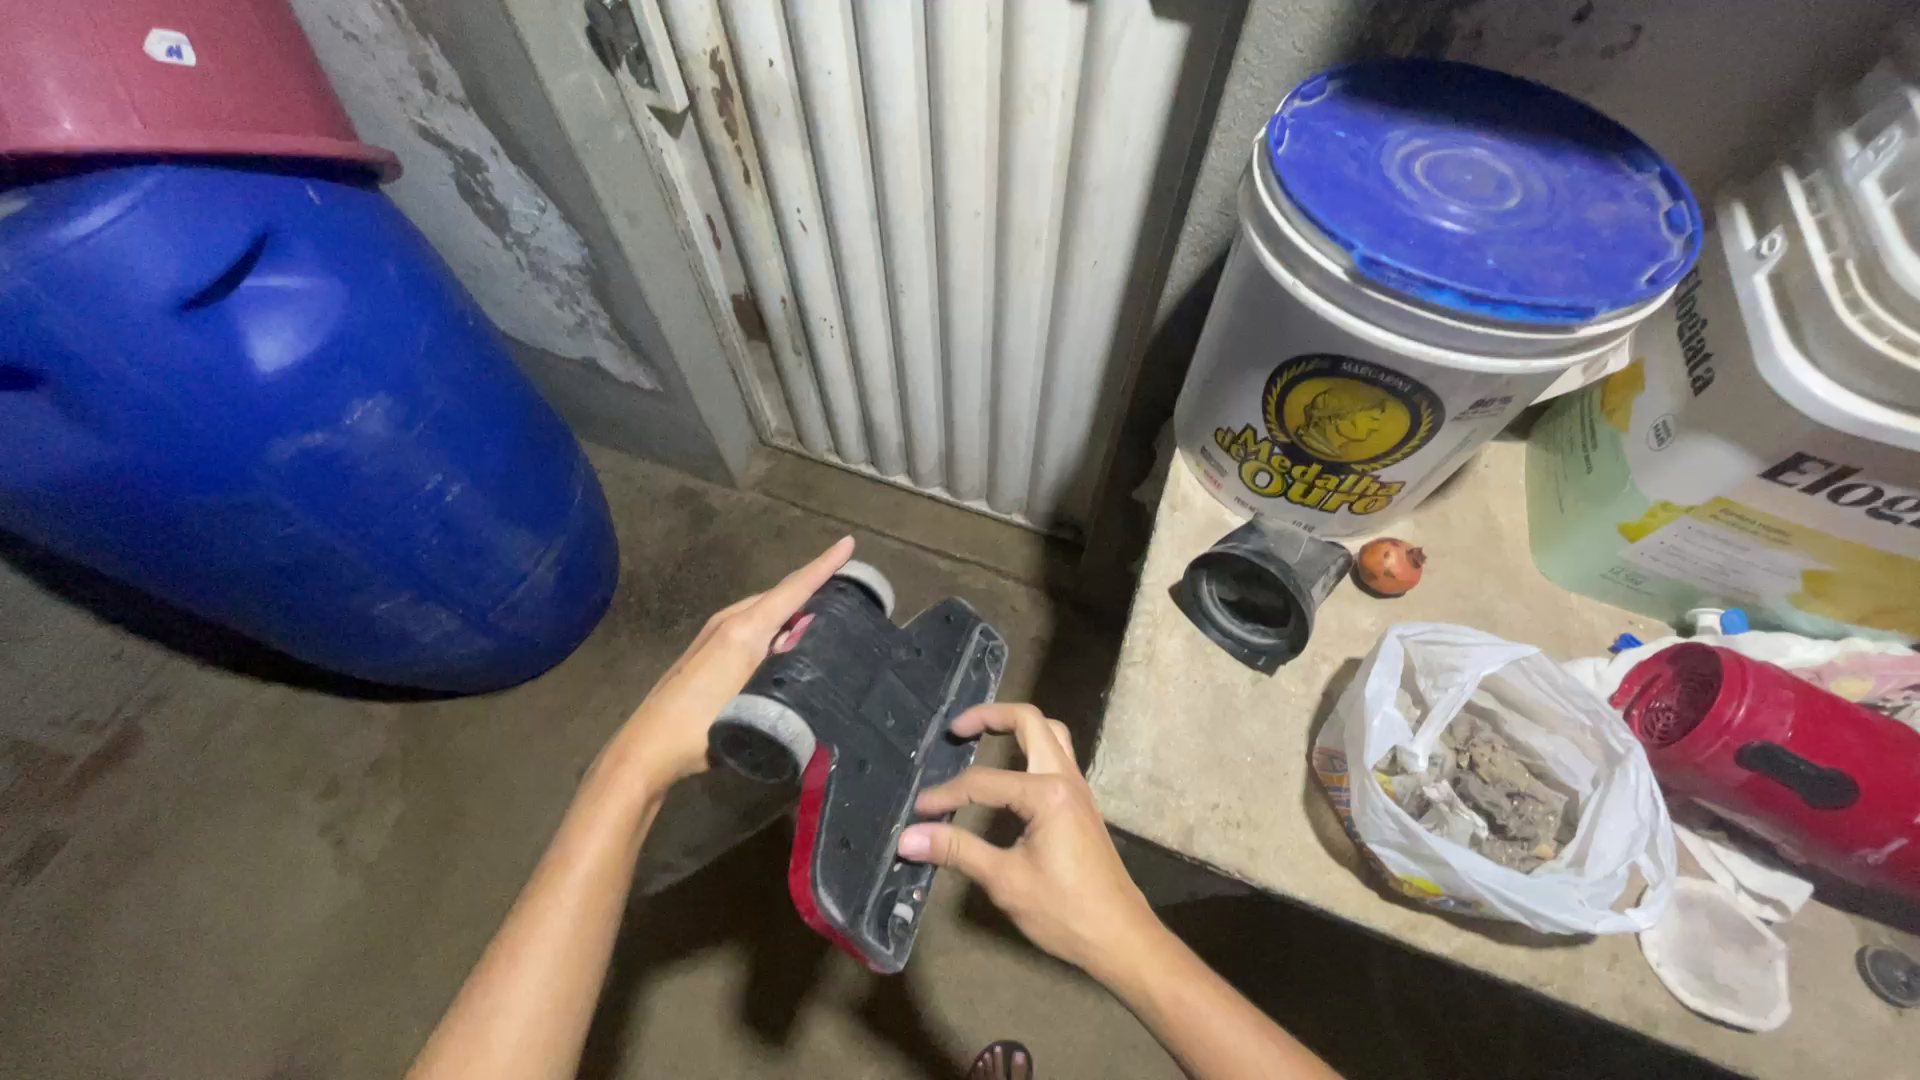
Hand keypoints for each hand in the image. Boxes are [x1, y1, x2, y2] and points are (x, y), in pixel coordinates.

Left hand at [600, 537, 853, 790]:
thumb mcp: (756, 699)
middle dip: (813, 586)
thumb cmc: (704, 727)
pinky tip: (785, 640)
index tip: (848, 544)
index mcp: (744, 629)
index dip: (823, 566)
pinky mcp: (706, 648)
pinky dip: (775, 623)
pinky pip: (752, 623)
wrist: (647, 750)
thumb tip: (806, 628)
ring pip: (765, 610)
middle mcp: (729, 621)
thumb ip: (785, 662)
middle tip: (848, 589)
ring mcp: (713, 633)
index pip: (793, 589)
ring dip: (793, 608)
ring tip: (824, 614)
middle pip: (780, 595)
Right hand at [895, 704, 1158, 979]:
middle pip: (1029, 721)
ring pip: (1049, 732)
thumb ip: (957, 851)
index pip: (984, 781)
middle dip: (990, 716)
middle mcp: (1065, 777)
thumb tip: (907, 838)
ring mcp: (1077, 787)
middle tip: (956, 730)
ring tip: (983, 735)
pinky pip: (1056, 754)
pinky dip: (1030, 746)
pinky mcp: (1080, 801)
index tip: (920, 811)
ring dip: (1016, 725)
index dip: (947, 794)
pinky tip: (1010, 769)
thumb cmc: (1065, 911)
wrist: (1121, 937)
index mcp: (1047, 793)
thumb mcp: (1005, 881)